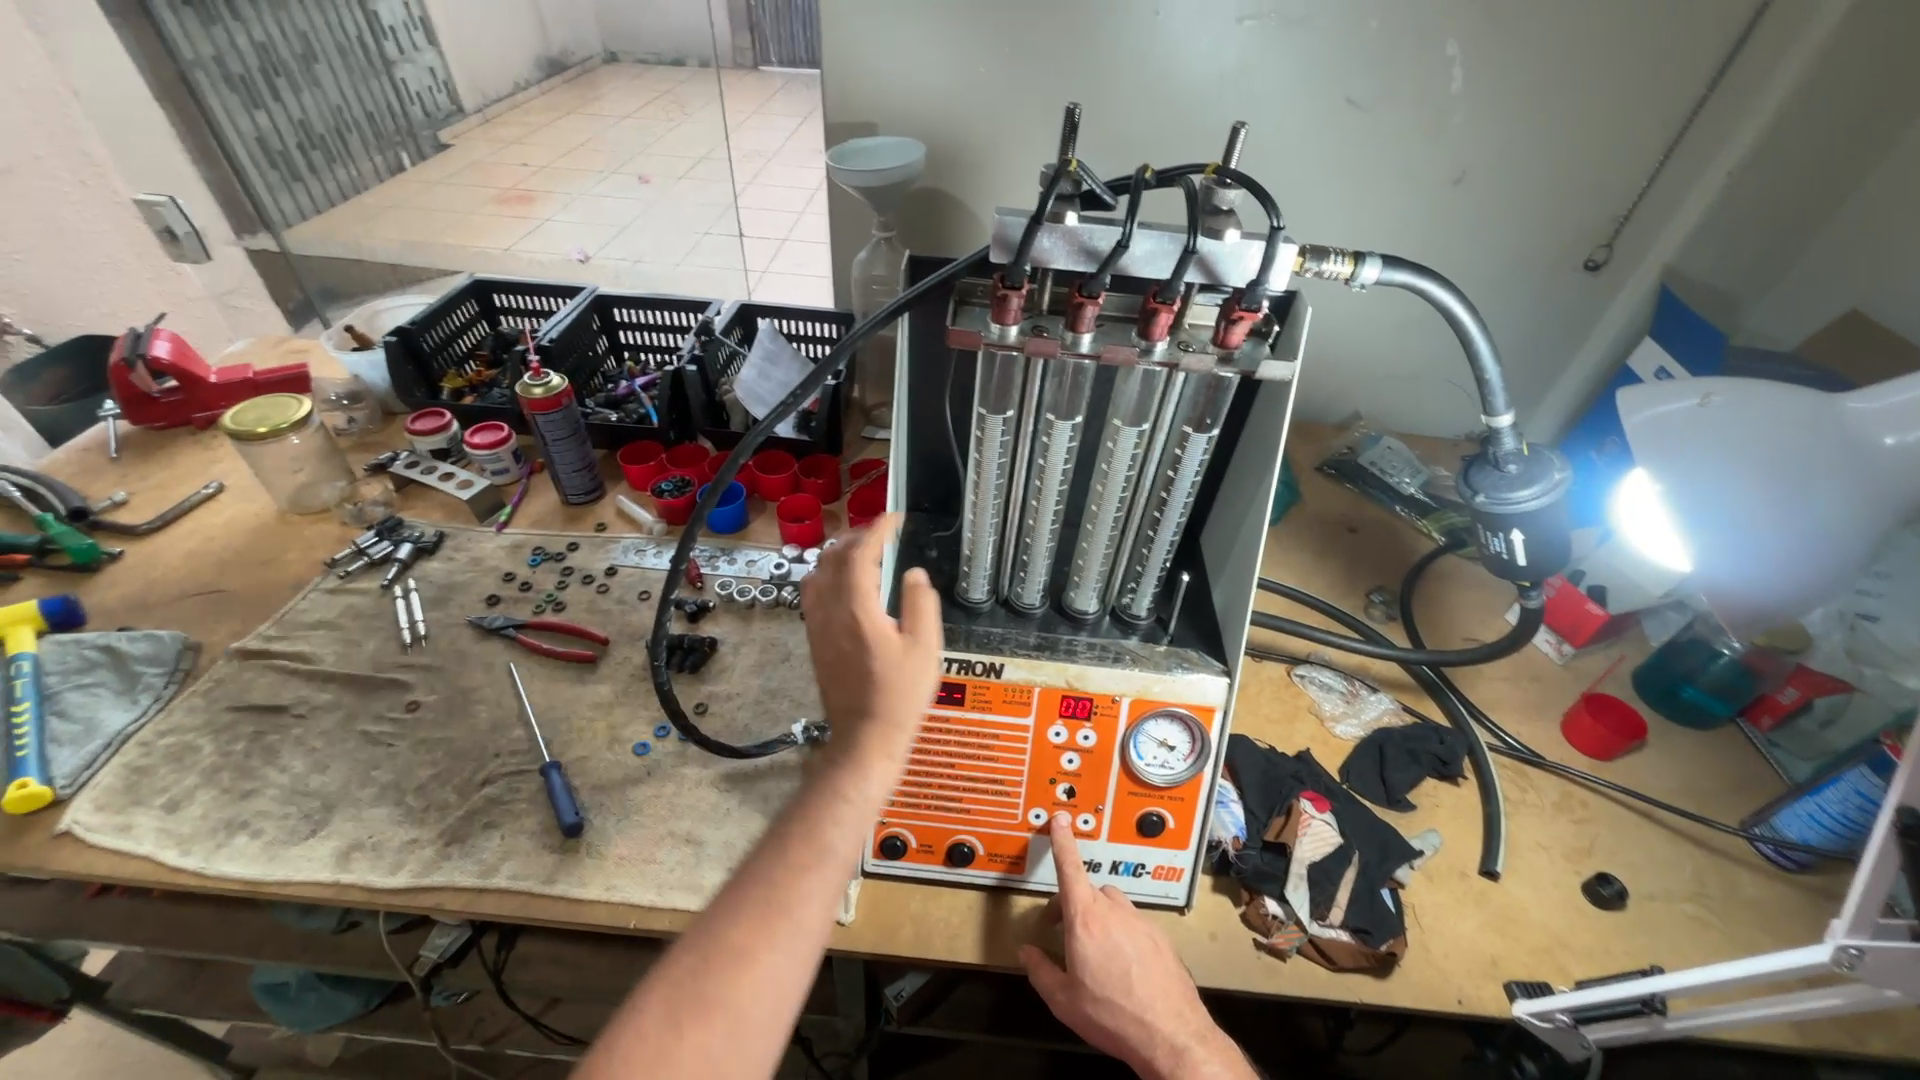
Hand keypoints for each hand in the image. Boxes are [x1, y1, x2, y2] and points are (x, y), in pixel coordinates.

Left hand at [799, 513, 942, 771]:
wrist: (864, 737)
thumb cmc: (900, 695)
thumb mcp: (925, 648)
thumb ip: (921, 603)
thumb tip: (913, 573)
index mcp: (857, 607)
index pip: (861, 553)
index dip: (877, 529)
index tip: (894, 517)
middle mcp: (830, 610)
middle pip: (834, 557)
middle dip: (857, 536)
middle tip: (882, 532)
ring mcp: (817, 625)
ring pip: (818, 573)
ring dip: (839, 554)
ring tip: (865, 552)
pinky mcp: (815, 639)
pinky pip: (813, 592)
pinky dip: (829, 574)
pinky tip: (848, 585)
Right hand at [1020, 814, 1252, 1079]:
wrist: (1171, 1036)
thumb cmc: (1113, 1016)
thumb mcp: (1063, 1000)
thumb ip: (1040, 970)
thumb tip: (1027, 953)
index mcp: (1085, 919)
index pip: (1070, 868)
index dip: (1062, 841)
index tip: (1060, 819)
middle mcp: (1114, 912)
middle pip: (1089, 891)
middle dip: (1073, 903)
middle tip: (1063, 932)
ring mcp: (1141, 922)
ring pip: (1113, 906)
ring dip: (1099, 918)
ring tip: (1095, 952)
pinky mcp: (1161, 937)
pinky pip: (1134, 924)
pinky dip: (1123, 934)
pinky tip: (1123, 966)